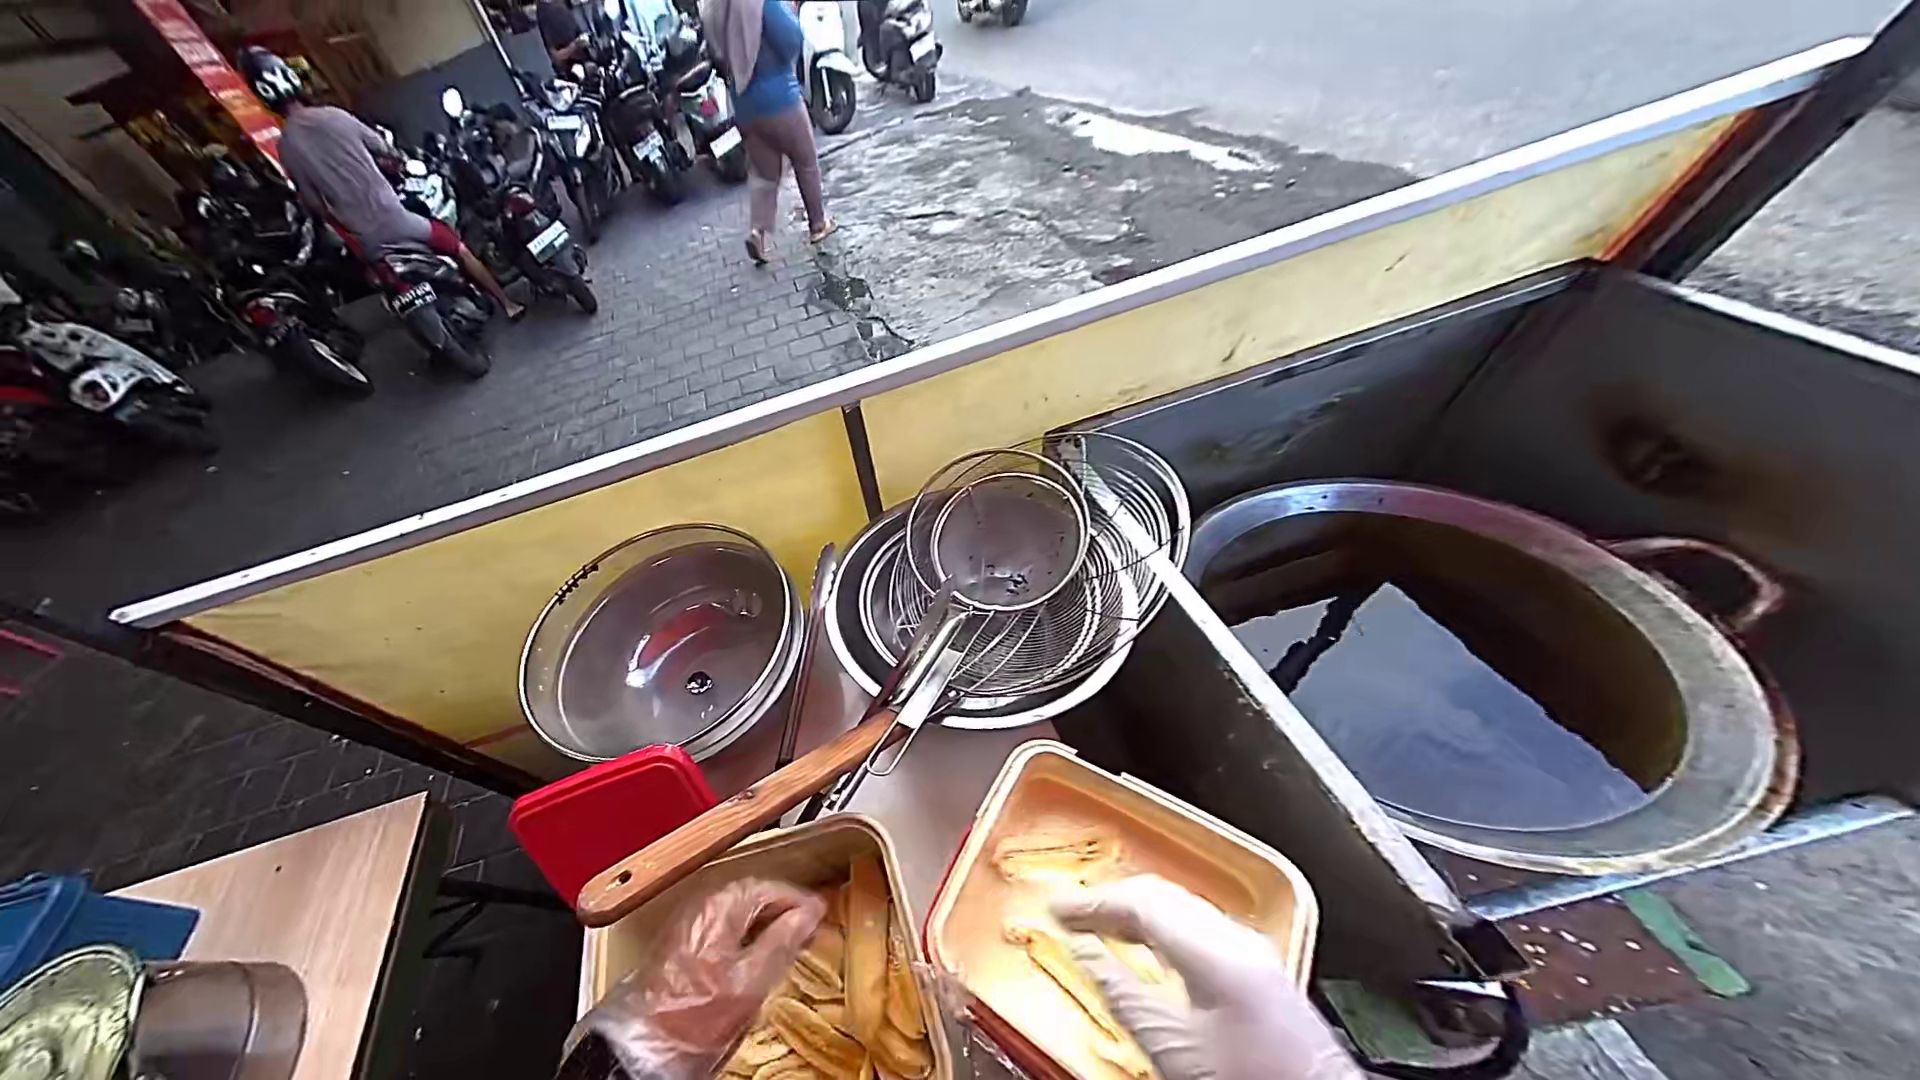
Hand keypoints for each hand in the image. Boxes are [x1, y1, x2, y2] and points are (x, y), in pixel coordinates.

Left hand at [566, 877, 825, 1079]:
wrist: (637, 1055)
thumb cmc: (690, 1021)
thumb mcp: (750, 981)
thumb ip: (784, 940)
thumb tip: (810, 913)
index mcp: (721, 903)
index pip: (772, 886)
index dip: (800, 901)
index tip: (819, 914)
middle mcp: (702, 905)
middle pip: (755, 897)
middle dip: (783, 912)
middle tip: (806, 930)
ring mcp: (688, 925)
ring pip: (739, 914)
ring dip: (764, 925)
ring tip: (784, 947)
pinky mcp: (680, 947)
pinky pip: (723, 929)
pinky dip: (744, 938)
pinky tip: (753, 960)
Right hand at [1052, 875, 1362, 1079]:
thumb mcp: (1170, 1047)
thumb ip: (1121, 992)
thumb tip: (1083, 951)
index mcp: (1212, 948)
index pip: (1138, 901)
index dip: (1091, 902)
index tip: (1057, 907)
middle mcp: (1233, 936)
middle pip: (1159, 894)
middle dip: (1111, 898)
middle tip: (1071, 911)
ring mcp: (1249, 948)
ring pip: (1178, 904)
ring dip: (1134, 907)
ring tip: (1099, 921)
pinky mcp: (1257, 966)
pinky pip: (1195, 923)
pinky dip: (1160, 923)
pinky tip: (1145, 940)